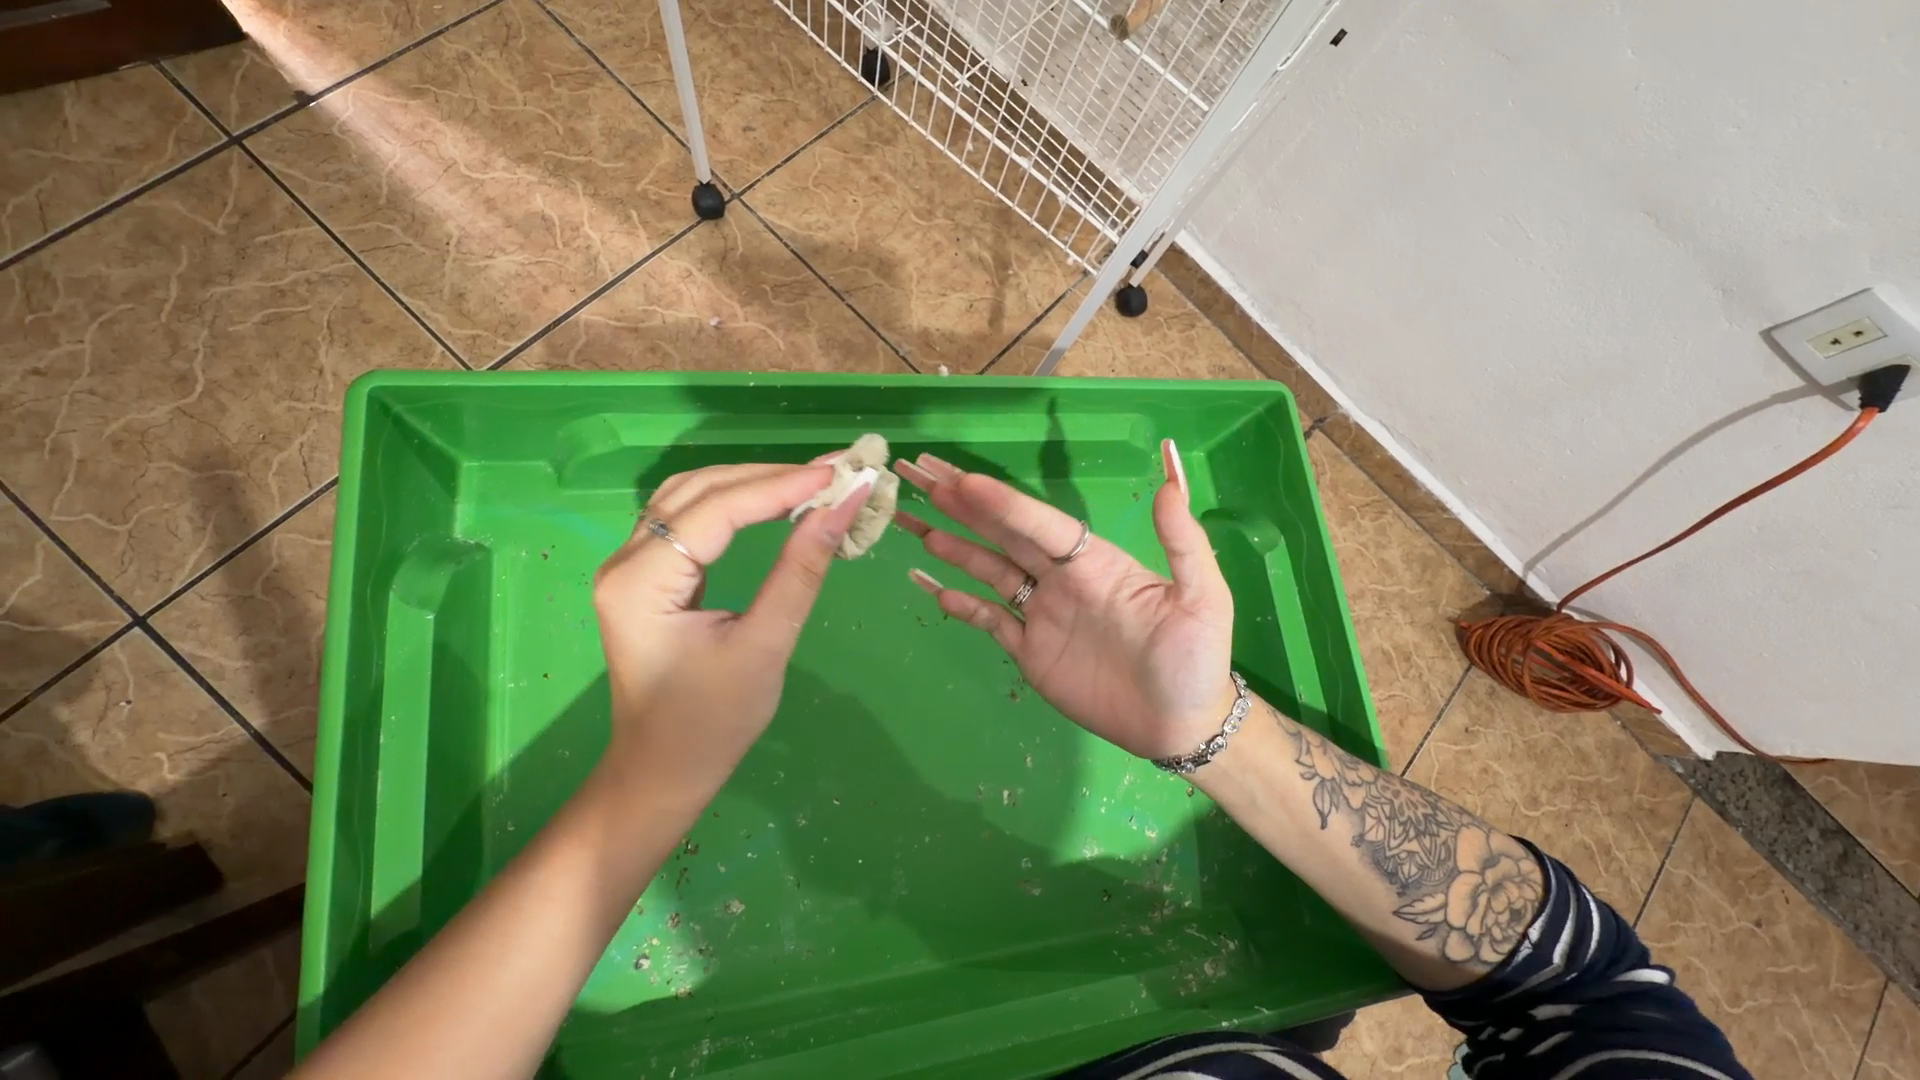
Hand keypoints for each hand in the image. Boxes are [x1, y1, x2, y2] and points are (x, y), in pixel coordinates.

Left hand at [592, 463, 869, 794]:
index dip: (780, 486)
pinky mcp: (649, 574)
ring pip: (693, 496)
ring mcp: (632, 564)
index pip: (717, 510)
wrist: (664, 771)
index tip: (839, 474)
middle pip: (701, 491)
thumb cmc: (712, 723)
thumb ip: (800, 571)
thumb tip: (841, 508)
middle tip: (836, 471)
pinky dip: (736, 503)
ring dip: (753, 482)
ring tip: (813, 480)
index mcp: (641, 581)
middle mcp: (626, 560)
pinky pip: (691, 519)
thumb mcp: (765, 646)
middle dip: (771, 476)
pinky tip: (775, 501)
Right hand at [894, 441, 1236, 759]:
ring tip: (913, 522)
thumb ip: (1183, 542)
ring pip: (988, 571)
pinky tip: (932, 587)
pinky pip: (990, 622)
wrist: (1182, 725)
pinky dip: (961, 605)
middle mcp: (1061, 579)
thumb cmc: (1195, 661)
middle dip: (963, 505)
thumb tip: (1168, 482)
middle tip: (920, 475)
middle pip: (1003, 535)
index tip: (963, 482)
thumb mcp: (1203, 598)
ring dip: (953, 546)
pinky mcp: (1032, 653)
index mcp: (1095, 561)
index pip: (1040, 524)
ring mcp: (1043, 615)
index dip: (1002, 504)